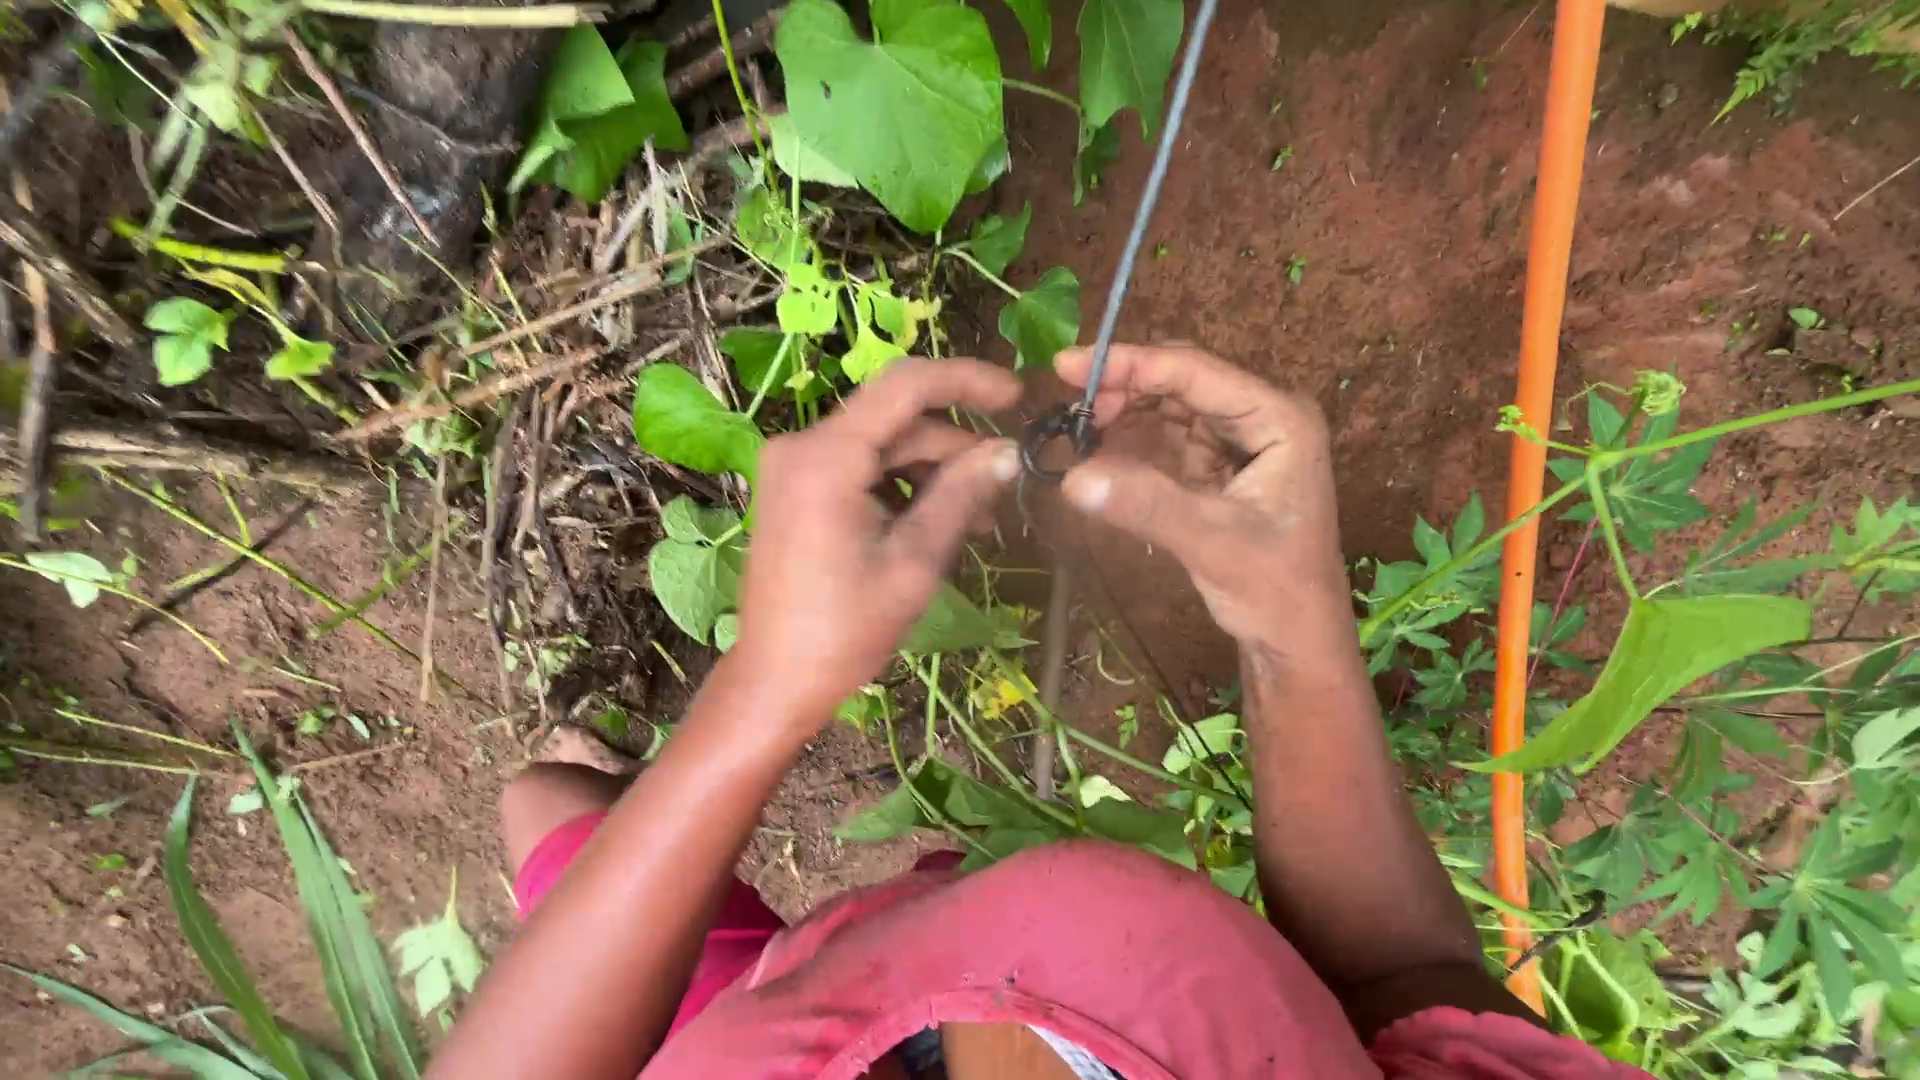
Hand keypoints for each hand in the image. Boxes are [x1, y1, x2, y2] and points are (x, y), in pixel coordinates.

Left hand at [732, 358, 1021, 721]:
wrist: (776, 680)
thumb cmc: (845, 631)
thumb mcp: (914, 562)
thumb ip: (961, 496)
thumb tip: (1008, 453)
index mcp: (826, 457)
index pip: (906, 385)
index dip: (967, 381)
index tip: (1016, 399)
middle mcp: (802, 446)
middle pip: (897, 422)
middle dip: (955, 448)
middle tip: (1003, 488)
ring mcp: (794, 467)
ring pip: (882, 447)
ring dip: (933, 473)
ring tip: (978, 521)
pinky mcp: (796, 489)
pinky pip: (860, 469)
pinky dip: (901, 488)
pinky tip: (935, 524)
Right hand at [1056, 344, 1352, 661]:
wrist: (1294, 638)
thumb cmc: (1273, 588)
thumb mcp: (1211, 542)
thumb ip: (1146, 505)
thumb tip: (1072, 478)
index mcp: (1278, 419)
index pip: (1196, 372)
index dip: (1129, 363)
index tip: (1066, 366)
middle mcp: (1261, 418)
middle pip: (1181, 382)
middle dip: (1123, 388)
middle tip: (1070, 409)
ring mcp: (1238, 441)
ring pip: (1169, 407)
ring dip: (1124, 414)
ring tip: (1078, 432)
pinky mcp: (1217, 466)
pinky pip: (1167, 438)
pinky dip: (1131, 442)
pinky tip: (1099, 453)